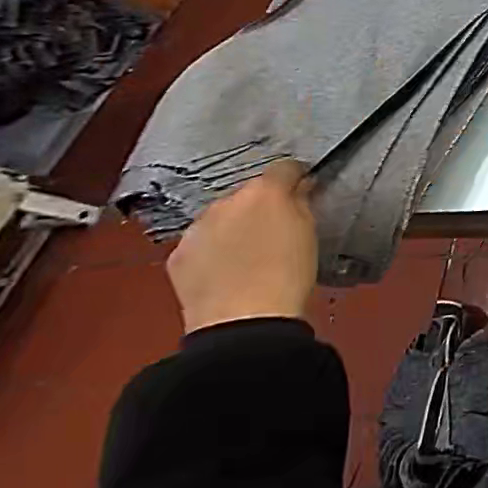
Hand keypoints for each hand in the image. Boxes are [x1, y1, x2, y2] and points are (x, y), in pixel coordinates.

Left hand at [165, 159, 317, 333]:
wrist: (243, 319)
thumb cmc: (289, 272)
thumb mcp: (309, 232)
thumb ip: (302, 202)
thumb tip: (299, 188)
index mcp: (265, 192)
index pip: (283, 167)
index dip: (295, 177)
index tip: (302, 190)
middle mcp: (226, 202)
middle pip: (248, 192)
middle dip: (261, 204)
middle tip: (275, 229)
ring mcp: (197, 228)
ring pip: (222, 216)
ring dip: (235, 225)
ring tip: (248, 252)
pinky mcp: (178, 254)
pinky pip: (202, 241)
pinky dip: (214, 248)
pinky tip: (225, 269)